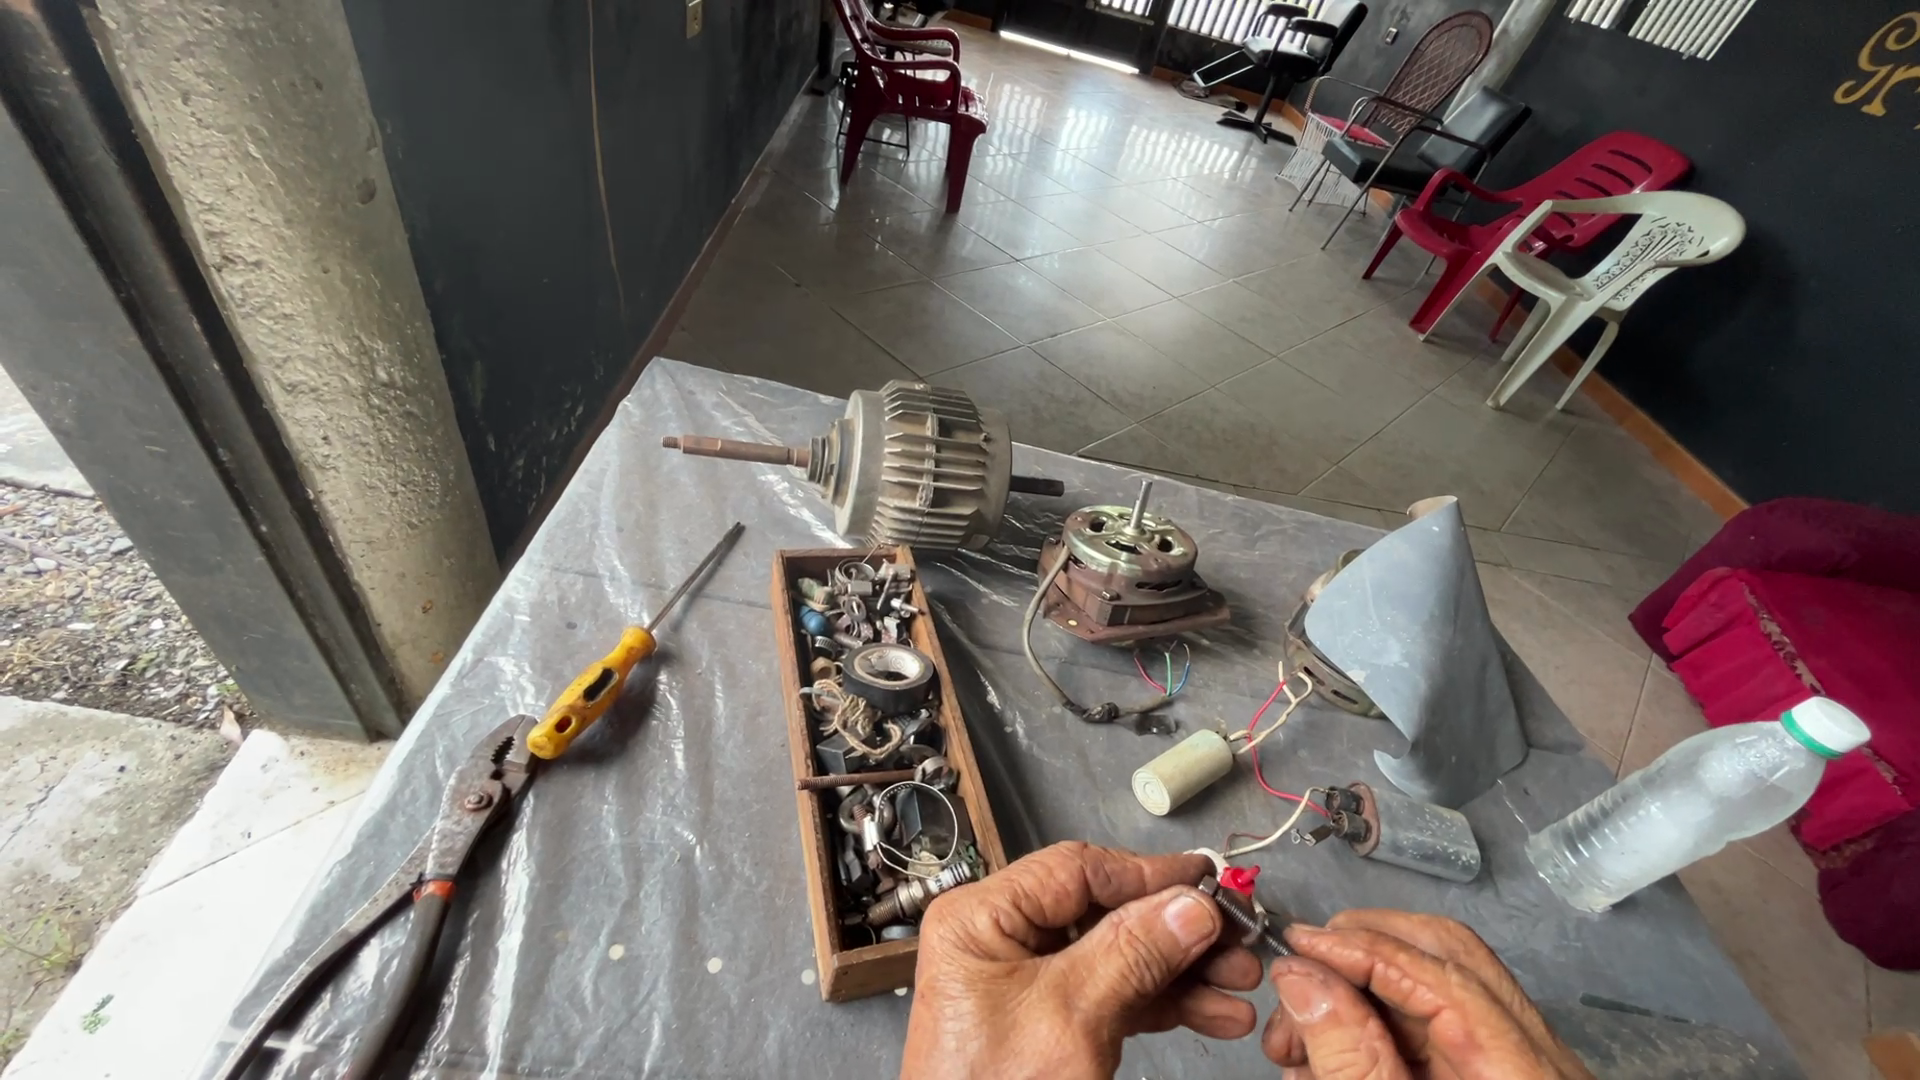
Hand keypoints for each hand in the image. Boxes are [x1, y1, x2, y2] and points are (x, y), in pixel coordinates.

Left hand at [900, 842, 1262, 1078]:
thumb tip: (1193, 905)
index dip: (1146, 873)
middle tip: (1237, 937)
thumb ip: (1133, 952)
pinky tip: (1215, 1012)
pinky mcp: (1048, 1022)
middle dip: (1173, 929)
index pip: (1074, 871)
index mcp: (982, 916)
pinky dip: (1162, 1004)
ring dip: (1180, 969)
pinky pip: (1112, 995)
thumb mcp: (1069, 1017)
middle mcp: (1001, 937)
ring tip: (1240, 980)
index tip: (1207, 879)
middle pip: (1101, 912)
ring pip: (1115, 955)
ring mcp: (1025, 982)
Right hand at [1262, 910, 1592, 1079]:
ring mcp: (1525, 1068)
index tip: (1296, 943)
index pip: (1447, 978)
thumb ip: (1350, 1060)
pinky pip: (1429, 1020)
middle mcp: (1543, 1064)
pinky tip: (1321, 1054)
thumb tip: (1300, 974)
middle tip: (1297, 980)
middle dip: (1359, 951)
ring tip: (1294, 1036)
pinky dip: (1368, 1021)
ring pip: (1433, 978)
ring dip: (1355, 988)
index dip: (1365, 948)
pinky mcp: (1496, 1076)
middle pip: (1448, 956)